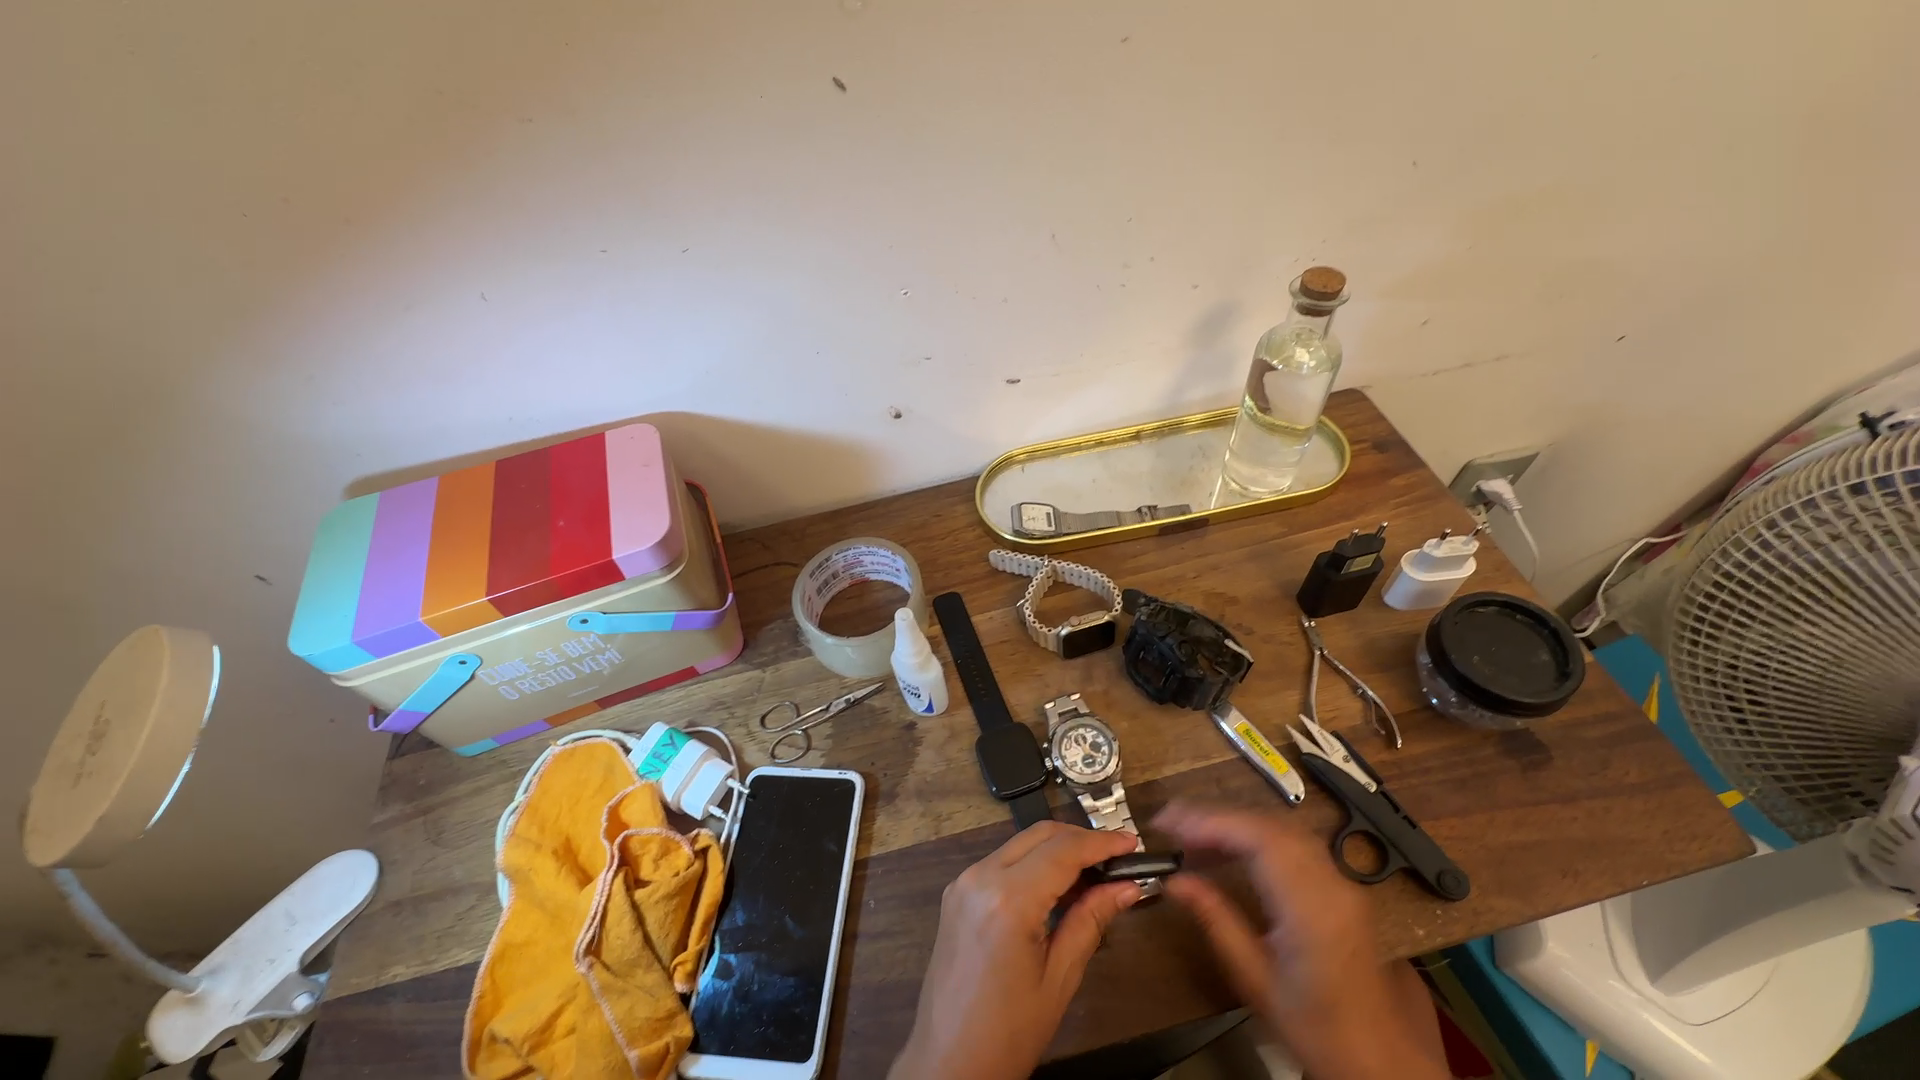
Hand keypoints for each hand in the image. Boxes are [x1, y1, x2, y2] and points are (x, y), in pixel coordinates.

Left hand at [888, 822, 1144, 1079]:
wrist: (949, 1062)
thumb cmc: (1009, 1030)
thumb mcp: (1060, 977)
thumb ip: (1090, 921)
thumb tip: (1126, 887)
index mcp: (1007, 899)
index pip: (1062, 850)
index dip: (1101, 843)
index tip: (1131, 842)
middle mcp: (979, 878)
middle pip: (1038, 835)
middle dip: (1080, 839)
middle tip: (1117, 857)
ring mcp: (962, 883)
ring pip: (1019, 844)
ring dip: (1056, 849)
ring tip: (1094, 874)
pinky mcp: (956, 895)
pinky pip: (1001, 862)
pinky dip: (1032, 863)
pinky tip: (1057, 886)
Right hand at [1155, 802, 1447, 1079]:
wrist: (1381, 1057)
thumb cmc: (1315, 1027)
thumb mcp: (1255, 979)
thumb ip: (1216, 920)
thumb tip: (1175, 881)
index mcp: (1311, 908)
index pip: (1258, 839)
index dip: (1210, 821)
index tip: (1168, 821)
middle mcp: (1332, 884)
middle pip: (1271, 826)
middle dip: (1218, 818)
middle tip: (1172, 827)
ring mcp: (1343, 884)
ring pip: (1284, 830)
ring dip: (1237, 826)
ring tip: (1194, 840)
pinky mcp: (1342, 889)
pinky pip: (1296, 845)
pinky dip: (1257, 838)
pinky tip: (1232, 853)